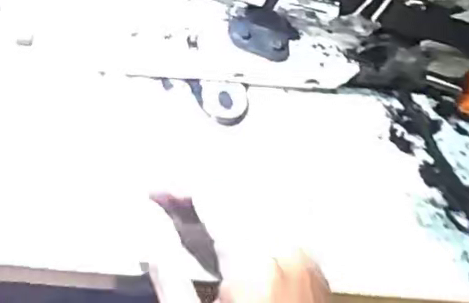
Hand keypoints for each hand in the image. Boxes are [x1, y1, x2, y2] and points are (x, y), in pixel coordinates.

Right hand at [146, 193, 328, 302]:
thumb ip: (170, 277)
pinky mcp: (316, 279)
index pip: (211, 196)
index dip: (177, 189)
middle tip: (168, 205)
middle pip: (237, 196)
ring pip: (259, 209)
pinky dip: (250, 228)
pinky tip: (228, 245)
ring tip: (192, 223)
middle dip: (200, 196)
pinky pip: (278, 232)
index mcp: (254, 256)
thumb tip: (152, 240)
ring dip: (225, 210)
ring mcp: (306, 262)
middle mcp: (286, 248)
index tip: (153, 193)